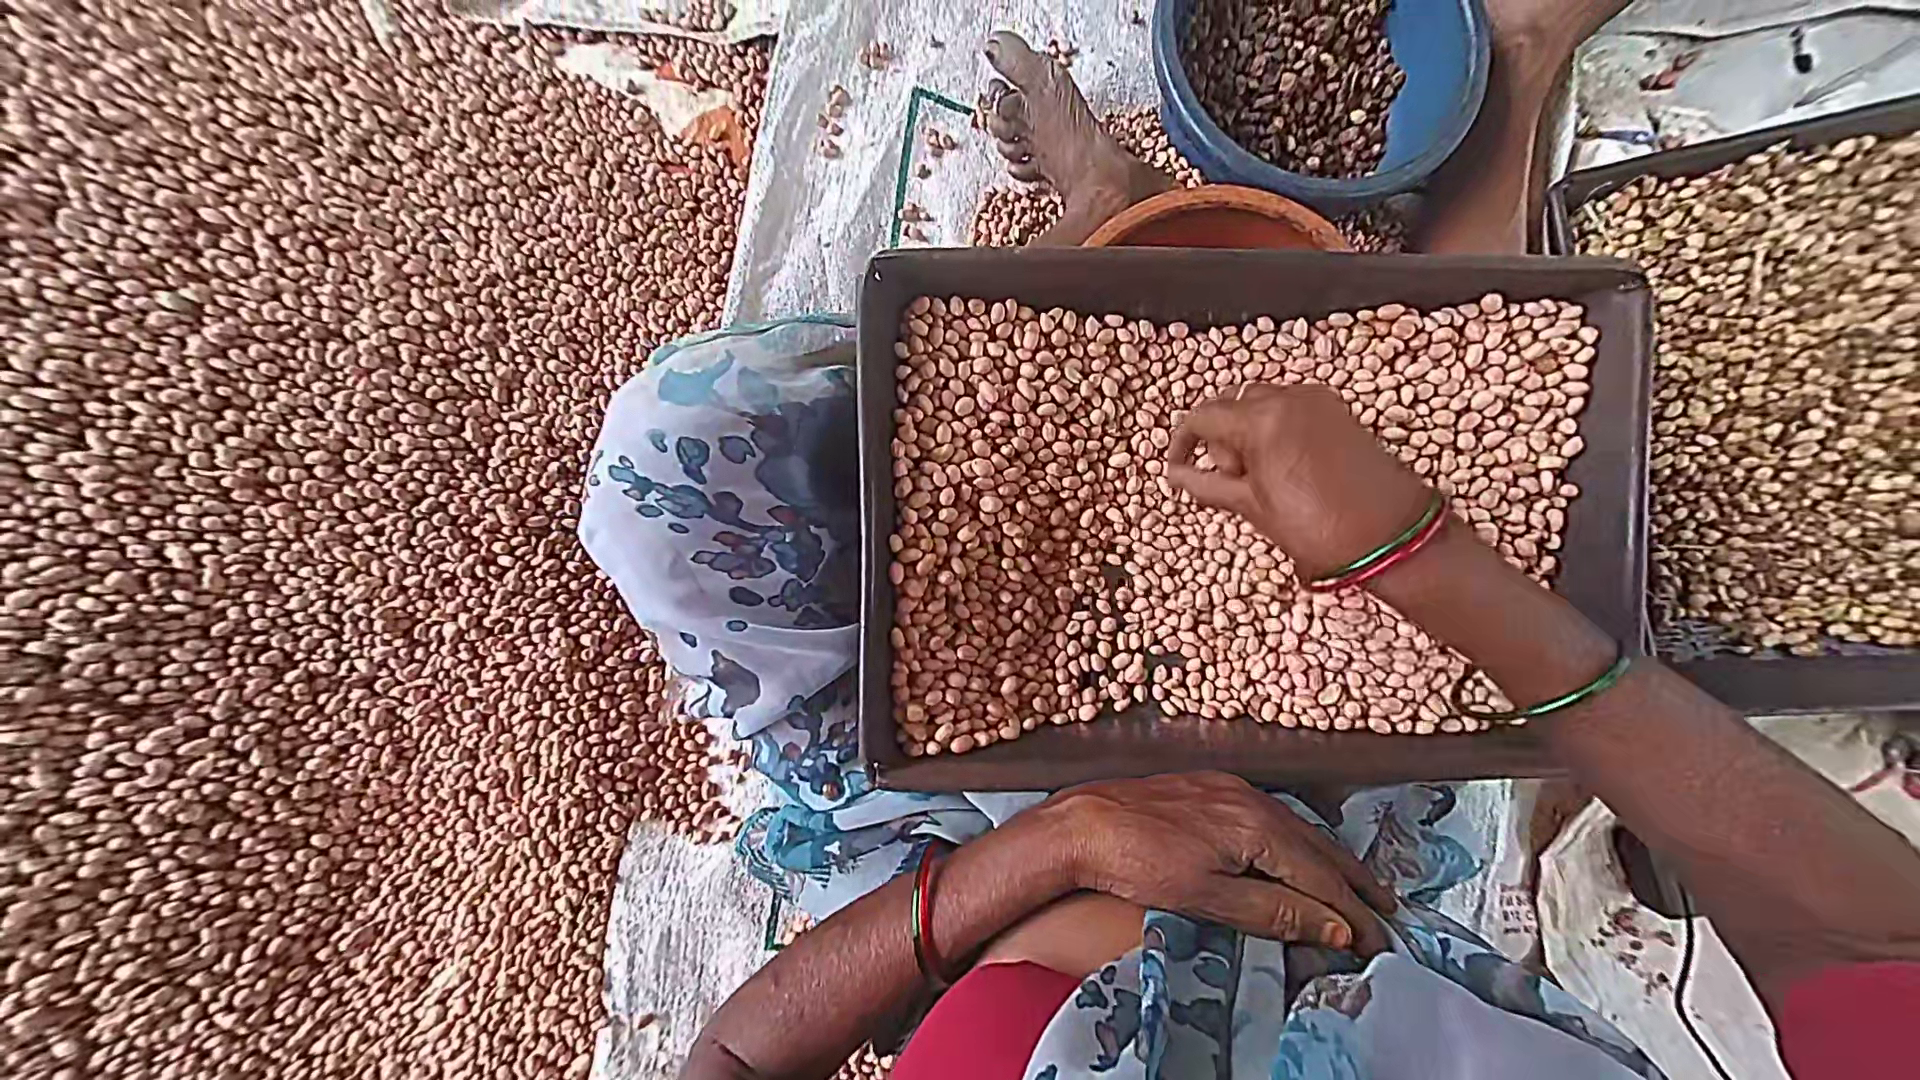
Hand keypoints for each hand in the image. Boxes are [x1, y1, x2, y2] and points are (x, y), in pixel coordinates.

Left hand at [1037, 772, 1395, 953]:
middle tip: (1387, 912)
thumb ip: (1273, 909)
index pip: (1320, 876)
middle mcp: (1245, 797)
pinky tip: (1293, 849)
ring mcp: (1224, 786)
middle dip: (1352, 881)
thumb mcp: (1206, 896)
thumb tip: (1334, 927)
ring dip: (1324, 856)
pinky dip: (1292, 836)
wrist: (1083, 823)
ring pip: (1293, 824)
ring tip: (1352, 885)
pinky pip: (1266, 811)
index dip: (1352, 914)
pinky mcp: (1205, 785)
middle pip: (1315, 844)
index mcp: (1252, 824)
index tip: (1379, 943)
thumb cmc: (1138, 862)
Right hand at [1166, 384, 1433, 579]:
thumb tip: (1174, 474)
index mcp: (1263, 420)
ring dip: (1244, 436)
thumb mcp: (1250, 506)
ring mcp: (1318, 403)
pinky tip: (1280, 470)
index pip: (1202, 417)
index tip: (1177, 466)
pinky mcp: (1338, 413)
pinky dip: (1272, 433)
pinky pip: (1287, 412)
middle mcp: (1290, 399)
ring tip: (1258, 479)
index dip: (1182, 443)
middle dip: (1219, 442)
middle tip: (1230, 481)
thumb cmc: (1320, 526)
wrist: (1393, 537)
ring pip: (1258, 407)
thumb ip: (1204, 484)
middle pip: (1230, 407)